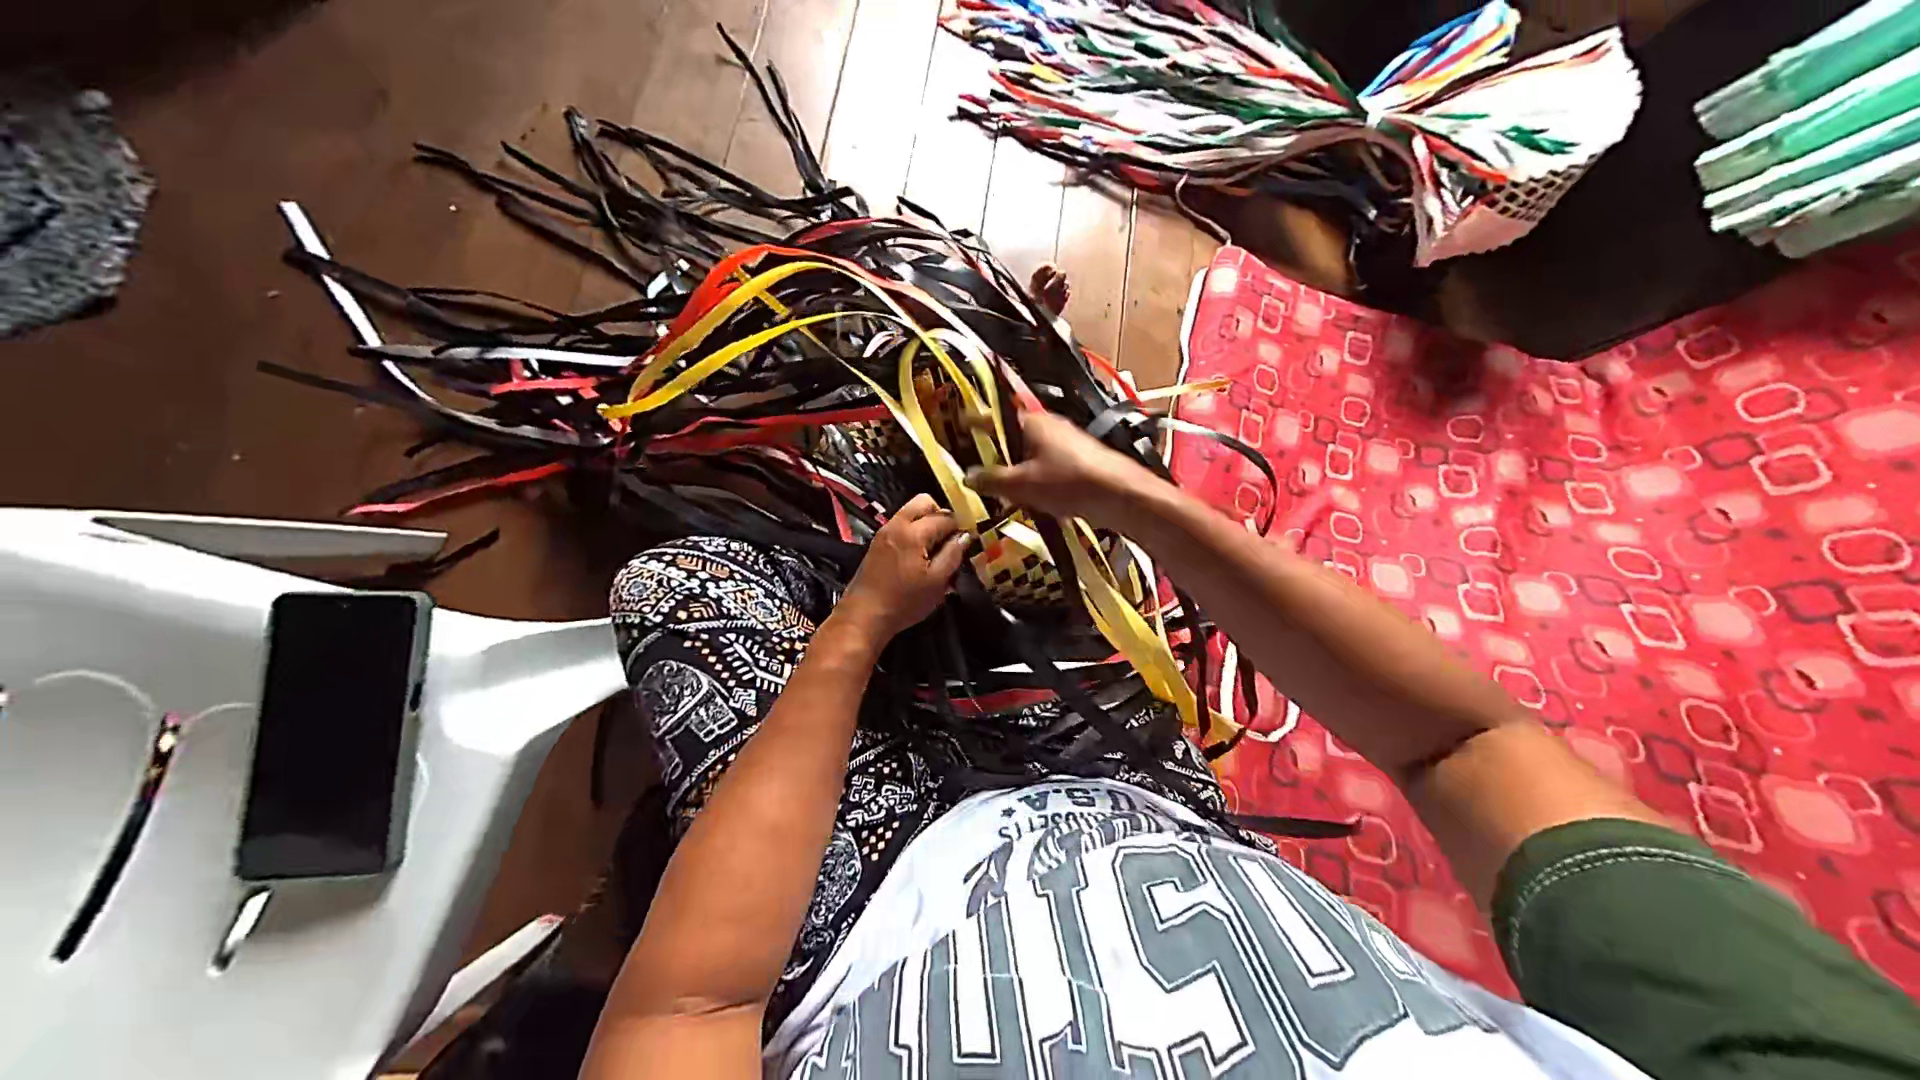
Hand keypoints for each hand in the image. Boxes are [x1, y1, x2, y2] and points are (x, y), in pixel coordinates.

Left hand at [833, 494, 970, 642]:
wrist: (863, 615)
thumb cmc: (903, 602)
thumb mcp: (936, 582)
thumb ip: (953, 555)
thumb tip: (964, 536)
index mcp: (912, 533)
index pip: (945, 517)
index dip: (960, 527)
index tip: (967, 541)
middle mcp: (896, 524)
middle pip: (924, 501)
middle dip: (941, 515)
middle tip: (950, 538)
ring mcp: (884, 531)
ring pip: (911, 511)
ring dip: (927, 522)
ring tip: (936, 548)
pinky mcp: (878, 542)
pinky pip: (901, 524)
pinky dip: (914, 530)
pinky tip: (920, 554)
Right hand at [967, 409, 1164, 524]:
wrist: (1119, 495)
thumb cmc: (1068, 482)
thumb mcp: (1020, 484)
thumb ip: (991, 480)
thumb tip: (968, 476)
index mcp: (1031, 421)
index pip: (994, 417)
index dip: (974, 426)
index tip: (959, 433)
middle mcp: (1049, 425)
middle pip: (1013, 438)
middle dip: (998, 458)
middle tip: (983, 478)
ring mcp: (1066, 442)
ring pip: (1031, 455)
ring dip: (1019, 473)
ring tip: (1009, 495)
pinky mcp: (1079, 460)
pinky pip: (1049, 467)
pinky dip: (1038, 481)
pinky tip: (1037, 501)